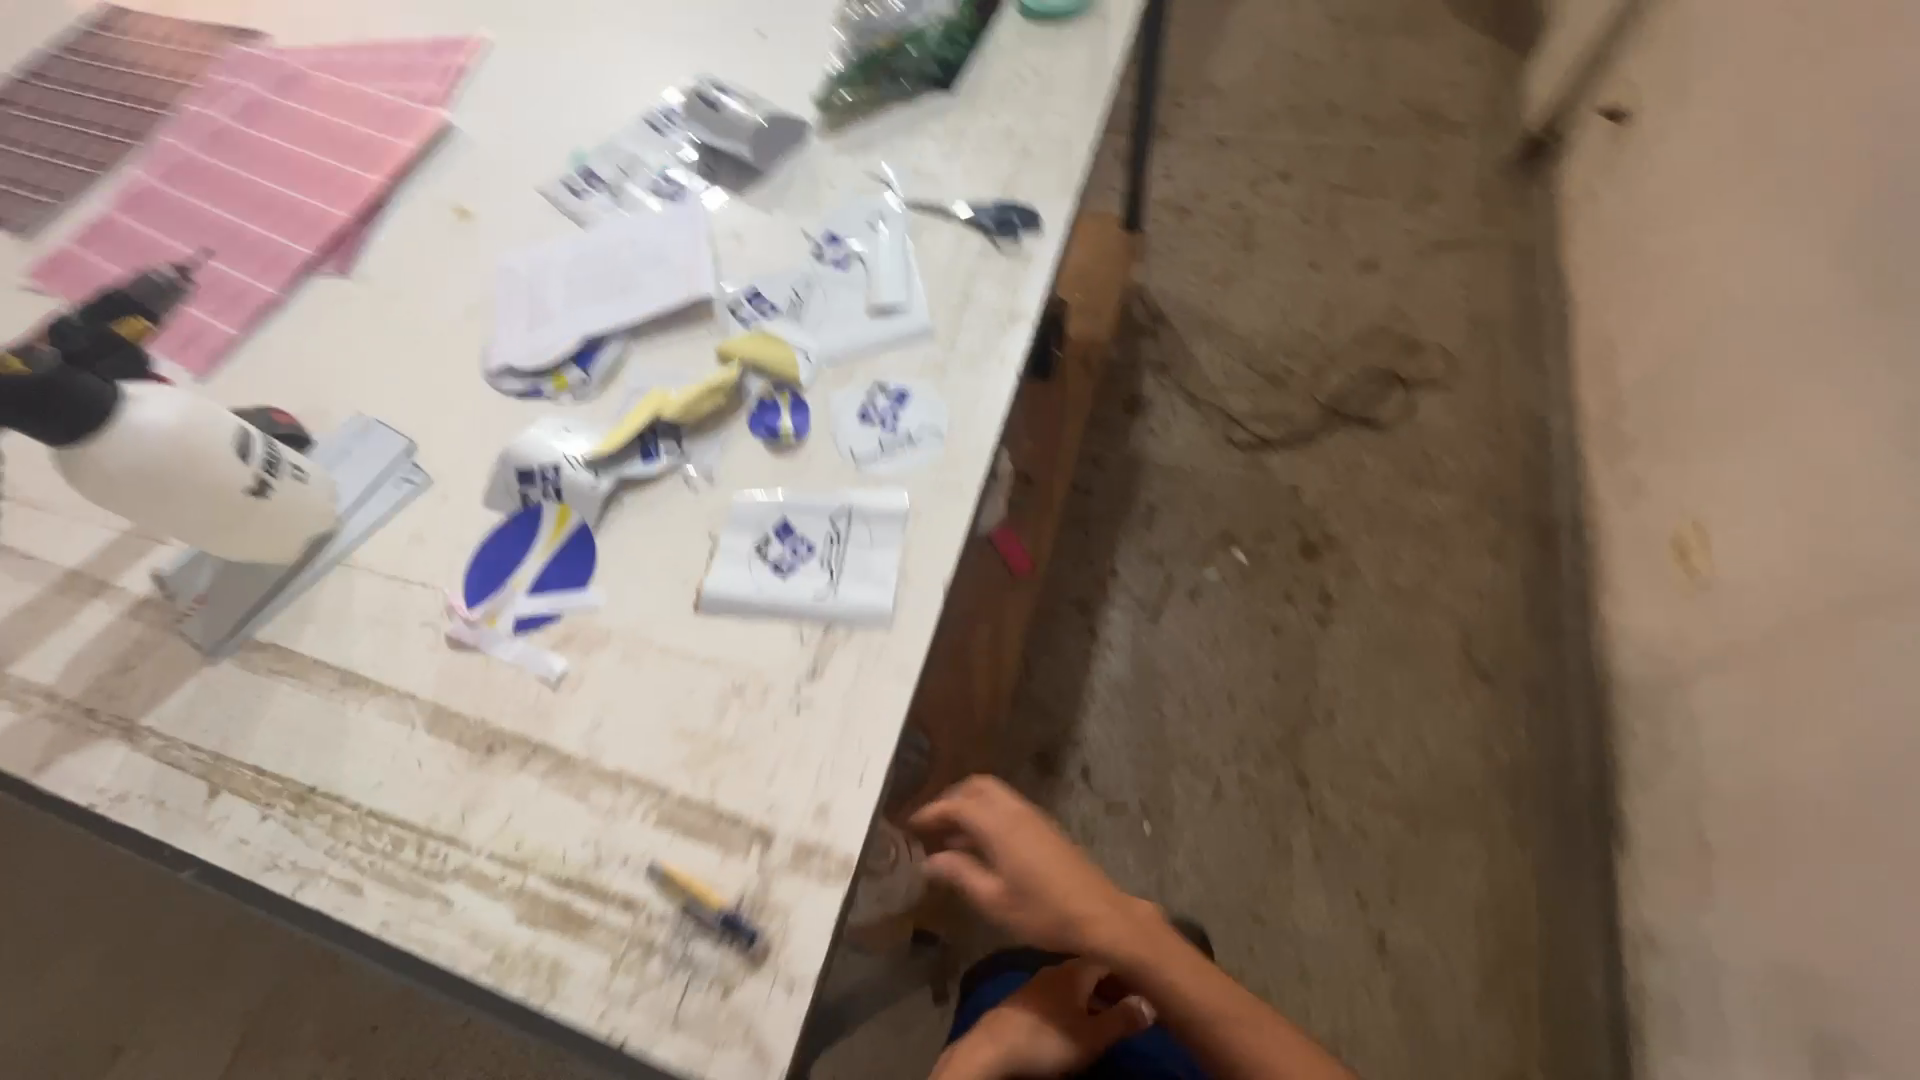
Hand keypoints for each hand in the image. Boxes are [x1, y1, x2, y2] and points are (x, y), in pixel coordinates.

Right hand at [909, 776, 1155, 958]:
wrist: (1099, 914)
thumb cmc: (1043, 912)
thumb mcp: (994, 900)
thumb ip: (960, 874)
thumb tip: (930, 861)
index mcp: (999, 826)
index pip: (956, 805)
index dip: (931, 812)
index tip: (910, 825)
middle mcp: (1015, 811)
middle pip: (976, 786)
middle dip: (951, 799)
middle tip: (932, 825)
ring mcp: (1033, 816)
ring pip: (994, 794)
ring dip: (970, 805)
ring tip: (951, 837)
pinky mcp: (1044, 826)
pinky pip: (1007, 806)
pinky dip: (987, 814)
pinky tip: (981, 846)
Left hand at [934, 960, 1155, 1079]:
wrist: (993, 1049)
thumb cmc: (1048, 1038)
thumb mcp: (1093, 1035)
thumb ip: (1123, 1018)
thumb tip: (1152, 1002)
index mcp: (1075, 969)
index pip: (1109, 956)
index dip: (1129, 968)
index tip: (1147, 981)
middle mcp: (1057, 967)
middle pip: (1092, 968)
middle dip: (1113, 982)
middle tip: (1134, 999)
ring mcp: (1038, 981)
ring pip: (1075, 981)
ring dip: (1094, 994)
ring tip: (1111, 1011)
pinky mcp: (1026, 998)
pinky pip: (1060, 991)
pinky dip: (1076, 1000)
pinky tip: (1079, 1016)